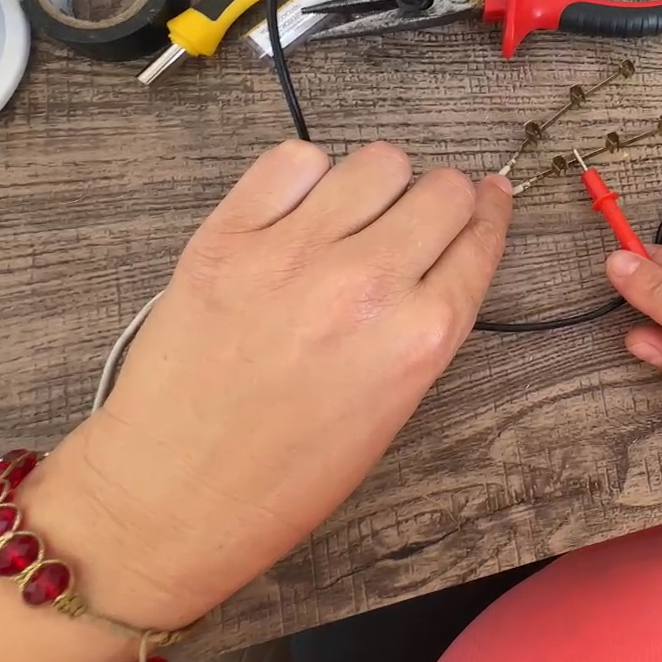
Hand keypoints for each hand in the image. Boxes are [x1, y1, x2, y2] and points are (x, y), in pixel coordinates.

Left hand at [26, 141, 511, 627]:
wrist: (168, 502)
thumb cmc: (296, 469)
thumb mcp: (399, 398)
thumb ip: (434, 313)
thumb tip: (458, 240)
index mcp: (422, 335)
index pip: (482, 236)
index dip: (493, 210)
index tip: (492, 194)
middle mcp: (368, 284)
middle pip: (444, 188)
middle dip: (445, 198)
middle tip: (416, 222)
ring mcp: (294, 255)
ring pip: (380, 161)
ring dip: (382, 185)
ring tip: (356, 218)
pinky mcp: (225, 239)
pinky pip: (295, 159)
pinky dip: (309, 176)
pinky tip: (301, 212)